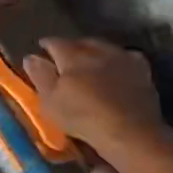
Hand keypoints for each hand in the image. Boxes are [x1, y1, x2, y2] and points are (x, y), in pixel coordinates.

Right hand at [20, 37, 169, 153]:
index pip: (55, 43)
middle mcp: (98, 50)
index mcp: (72, 56)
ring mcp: (122, 58)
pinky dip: (117, 58)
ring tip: (88, 59)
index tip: (41, 47)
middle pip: (81, 42)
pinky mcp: (142, 70)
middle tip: (64, 55)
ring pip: (104, 46)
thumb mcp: (50, 101)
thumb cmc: (82, 116)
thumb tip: (30, 57)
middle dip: (71, 46)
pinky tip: (115, 66)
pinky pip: (126, 56)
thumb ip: (40, 76)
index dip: (46, 44)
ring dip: (94, 50)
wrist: (129, 130)